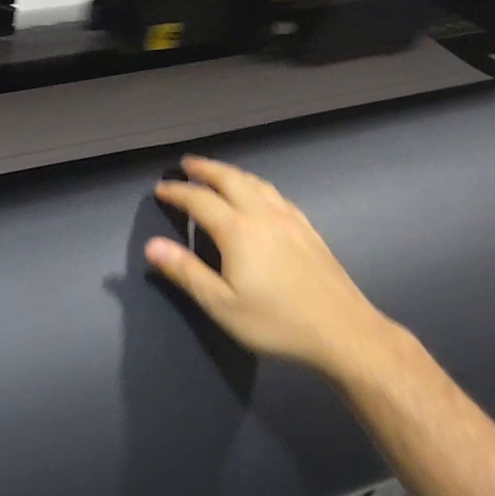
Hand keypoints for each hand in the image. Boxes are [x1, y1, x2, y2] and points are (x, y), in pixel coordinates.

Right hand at [146, 156, 399, 375]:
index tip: (159, 188)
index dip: (177, 192)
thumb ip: (186, 272)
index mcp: (238, 231)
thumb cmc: (275, 321)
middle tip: (187, 164)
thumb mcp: (221, 304)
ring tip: (218, 174)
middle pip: (232, 180)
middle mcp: (265, 216)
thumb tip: (152, 245)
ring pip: (257, 183)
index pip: (200, 200)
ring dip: (232, 173)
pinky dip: (257, 186)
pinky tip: (259, 196)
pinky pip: (277, 195)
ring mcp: (291, 220)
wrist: (342, 331)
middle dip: (206, 170)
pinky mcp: (309, 230)